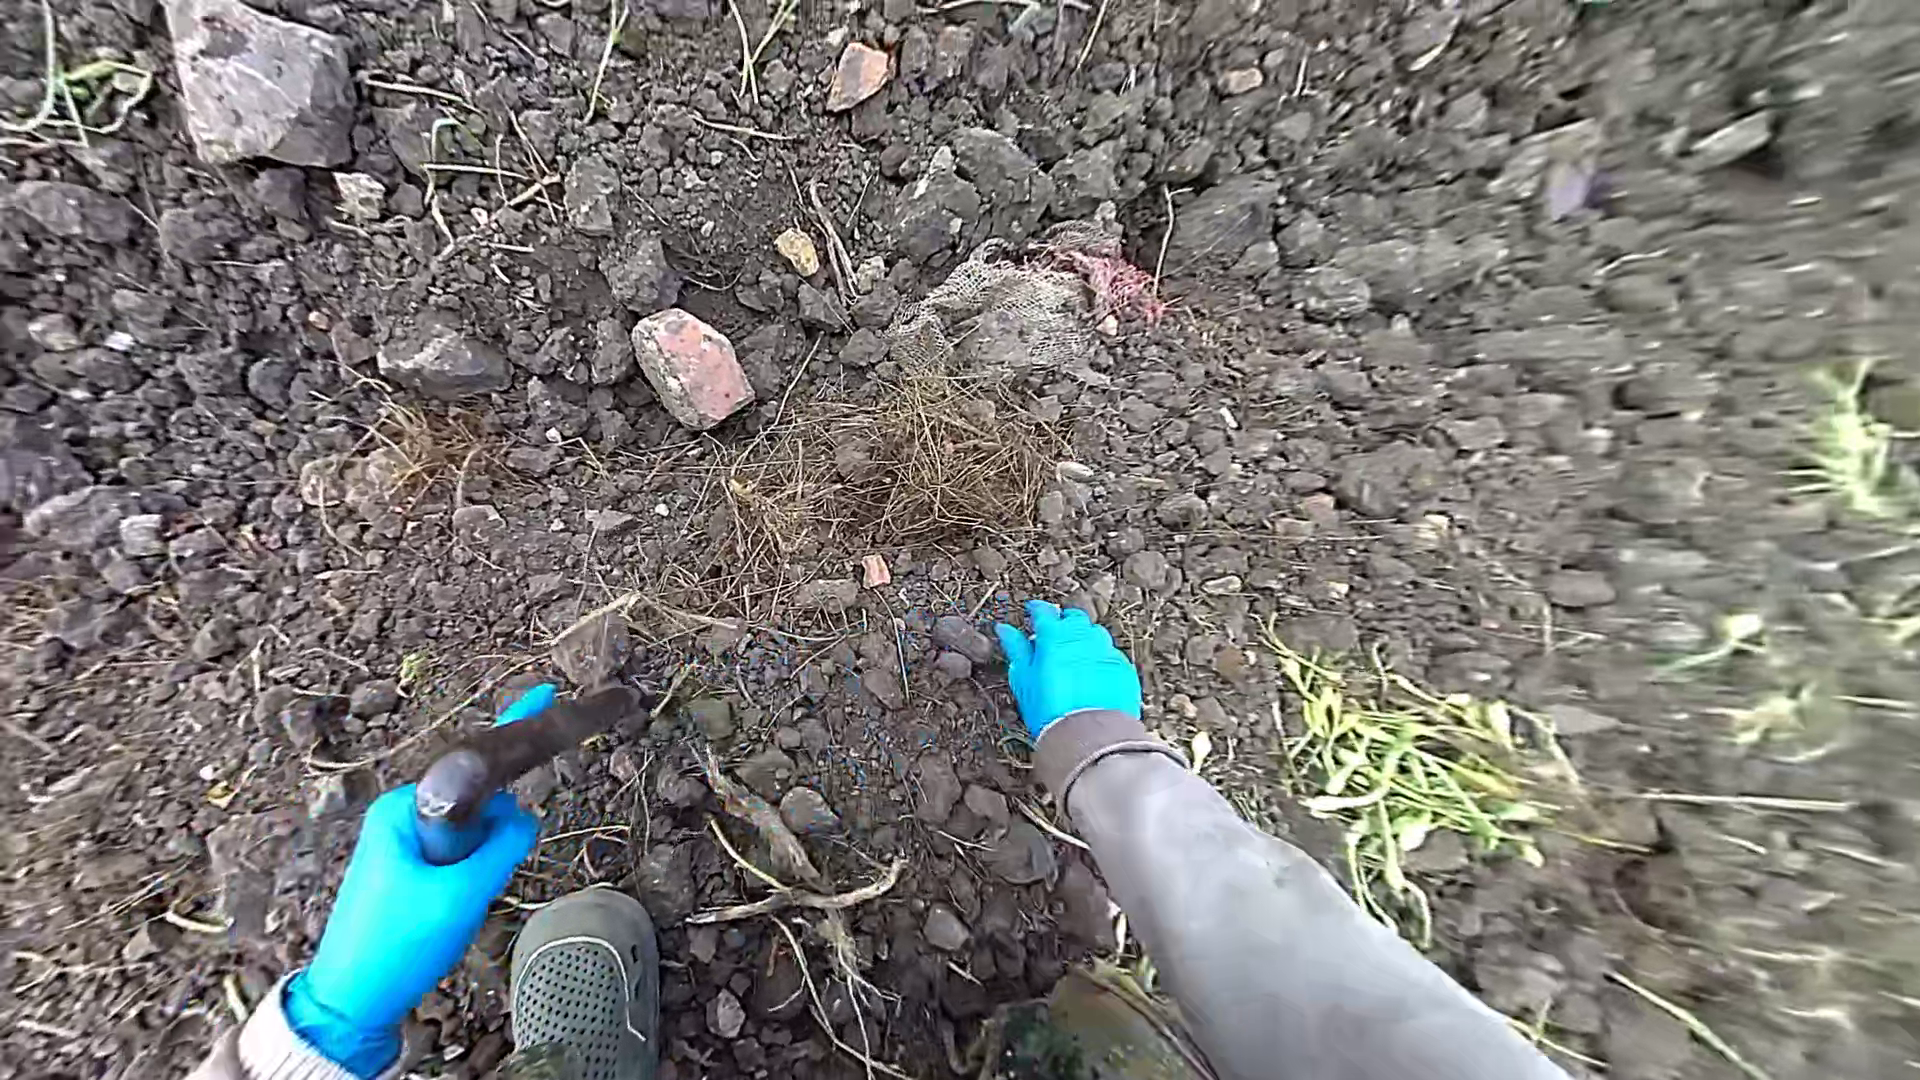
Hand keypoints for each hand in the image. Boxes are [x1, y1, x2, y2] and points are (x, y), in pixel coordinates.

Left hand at [285, 687, 547, 1076]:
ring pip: (481, 822)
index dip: (516, 724)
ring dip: (489, 852)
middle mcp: (405, 811)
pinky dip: (480, 861)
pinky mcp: (415, 857)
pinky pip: (467, 842)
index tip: (547, 692)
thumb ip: (507, 841)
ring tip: (465, 894)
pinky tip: (469, 890)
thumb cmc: (400, 943)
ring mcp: (408, 835)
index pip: (474, 758)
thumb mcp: (464, 891)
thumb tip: (524, 817)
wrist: (350, 1006)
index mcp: (406, 808)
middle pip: (485, 795)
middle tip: (483, 874)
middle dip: (497, 830)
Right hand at [994, 600, 1141, 737]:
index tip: (1033, 612)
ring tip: (1074, 658)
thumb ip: (1016, 649)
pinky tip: (1091, 675)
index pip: (1044, 611)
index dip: (1036, 610)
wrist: (1088, 736)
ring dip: (1084, 639)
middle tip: (1054, 638)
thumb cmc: (1050, 708)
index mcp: (1055, 635)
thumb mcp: (1024, 678)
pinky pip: (1109, 654)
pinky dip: (1100, 659)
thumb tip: (1005, 630)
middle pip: (1073, 618)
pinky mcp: (1122, 667)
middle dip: (1063, 623)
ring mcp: (1105, 650)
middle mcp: (1083, 636)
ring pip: (1094, 634)